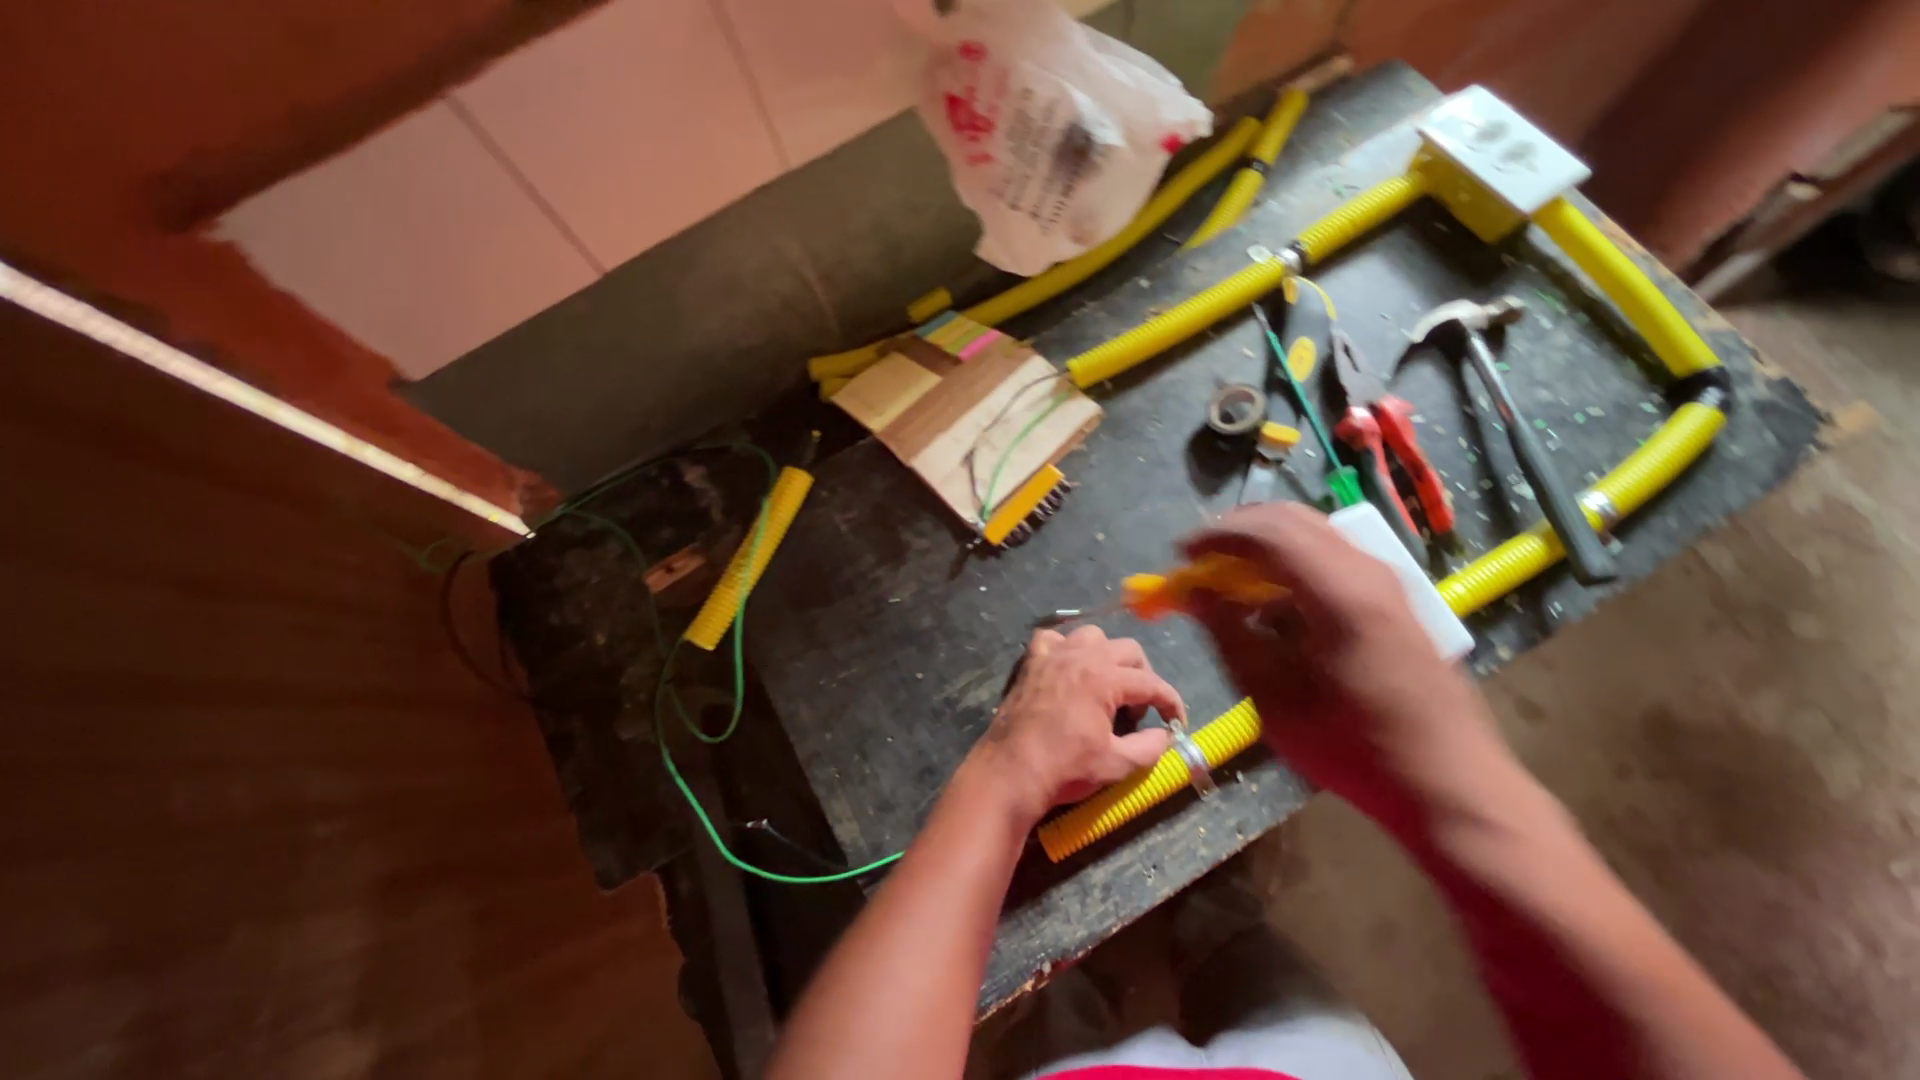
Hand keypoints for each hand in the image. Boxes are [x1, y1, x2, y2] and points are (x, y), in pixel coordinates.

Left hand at [971, 625, 1183, 823]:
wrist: (1010, 773)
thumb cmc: (1064, 769)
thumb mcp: (1116, 764)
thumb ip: (1149, 747)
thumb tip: (1165, 735)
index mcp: (1104, 678)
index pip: (1151, 684)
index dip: (1170, 702)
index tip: (1177, 721)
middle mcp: (1080, 657)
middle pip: (1128, 651)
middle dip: (1143, 677)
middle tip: (1139, 709)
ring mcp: (1052, 656)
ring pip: (1092, 637)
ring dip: (1107, 656)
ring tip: (1108, 686)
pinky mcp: (1030, 664)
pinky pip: (1052, 639)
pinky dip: (1066, 648)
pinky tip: (1070, 669)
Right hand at [1181, 503, 1510, 833]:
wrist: (1448, 782)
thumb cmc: (1351, 746)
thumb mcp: (1272, 695)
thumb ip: (1228, 633)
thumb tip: (1195, 592)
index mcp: (1337, 592)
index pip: (1265, 532)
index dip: (1214, 537)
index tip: (1179, 556)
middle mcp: (1367, 571)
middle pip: (1291, 520)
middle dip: (1237, 533)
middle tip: (1201, 563)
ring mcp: (1388, 583)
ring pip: (1314, 535)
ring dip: (1265, 548)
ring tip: (1230, 586)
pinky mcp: (1395, 601)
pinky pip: (1333, 559)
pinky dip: (1293, 565)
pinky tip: (1275, 607)